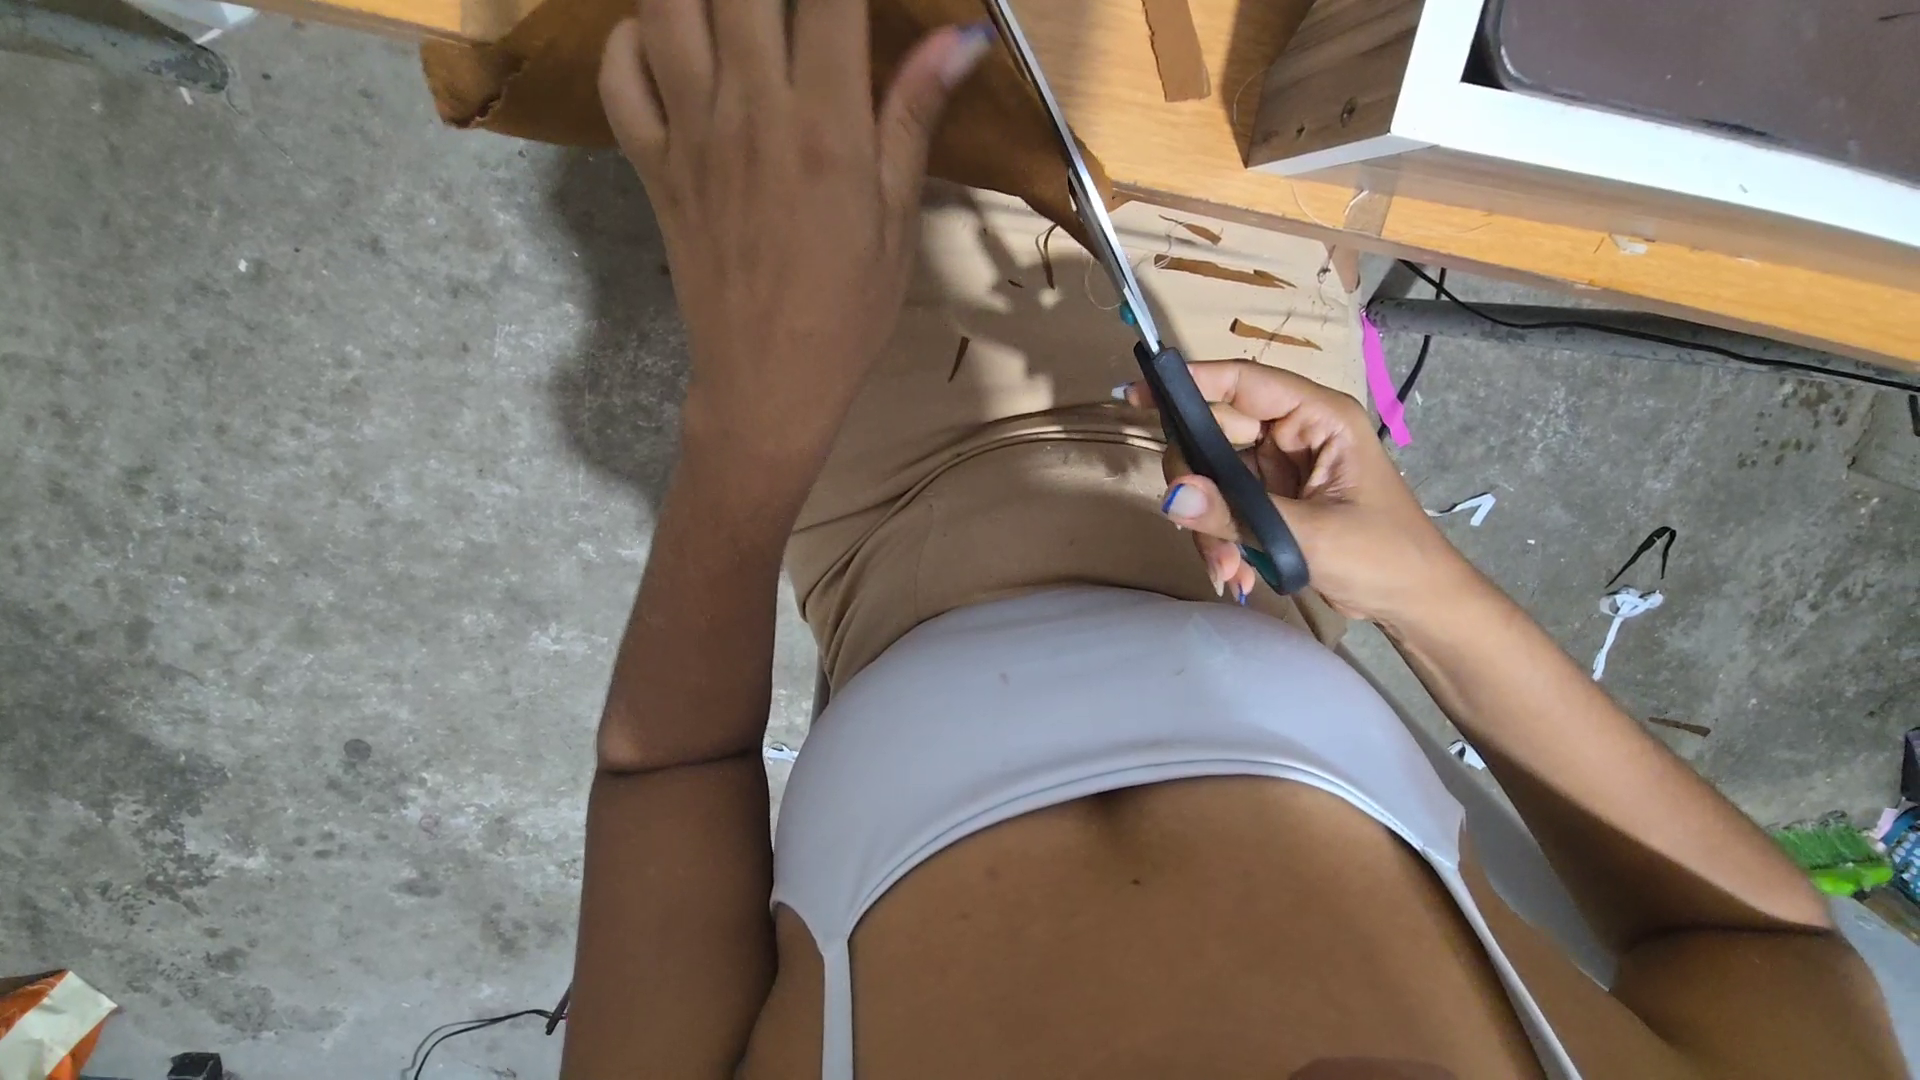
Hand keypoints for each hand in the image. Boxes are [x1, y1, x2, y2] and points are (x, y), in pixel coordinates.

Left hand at [598, 0, 992, 488]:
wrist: (768, 382)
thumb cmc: (848, 314)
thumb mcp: (895, 223)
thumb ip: (913, 118)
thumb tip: (959, 35)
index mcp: (826, 124)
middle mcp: (751, 109)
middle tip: (785, 6)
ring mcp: (690, 133)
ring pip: (664, 4)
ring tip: (732, 11)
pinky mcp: (651, 166)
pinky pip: (618, 75)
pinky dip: (631, 37)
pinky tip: (666, 40)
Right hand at [1120, 362, 1478, 624]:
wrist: (1411, 603)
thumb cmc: (1384, 556)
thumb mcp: (1309, 535)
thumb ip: (1237, 514)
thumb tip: (1171, 496)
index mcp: (1318, 418)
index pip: (1243, 383)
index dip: (1191, 382)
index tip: (1137, 393)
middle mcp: (1291, 433)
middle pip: (1213, 435)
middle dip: (1199, 488)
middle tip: (1192, 528)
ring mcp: (1275, 467)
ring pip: (1210, 478)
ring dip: (1209, 526)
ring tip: (1228, 569)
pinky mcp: (1266, 499)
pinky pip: (1220, 507)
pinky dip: (1219, 539)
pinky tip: (1236, 573)